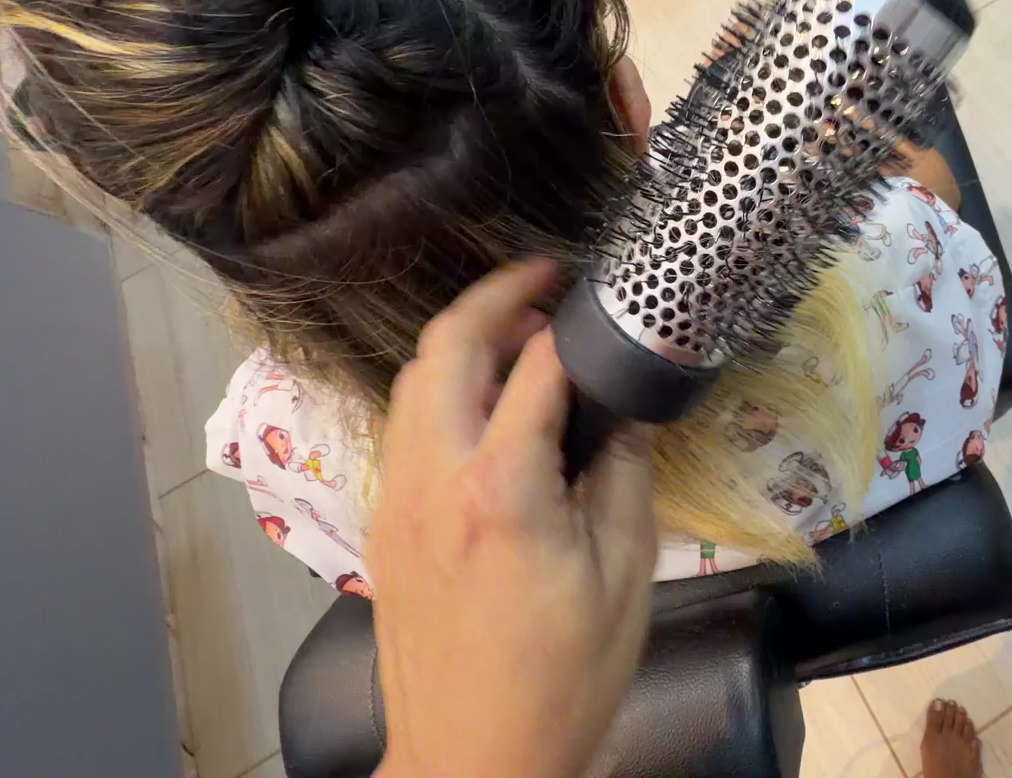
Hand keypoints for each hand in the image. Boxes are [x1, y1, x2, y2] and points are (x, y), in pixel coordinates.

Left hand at [366, 260, 657, 777]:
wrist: (475, 762)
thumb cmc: (565, 674)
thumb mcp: (626, 573)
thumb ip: (624, 474)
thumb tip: (620, 413)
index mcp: (500, 491)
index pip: (534, 372)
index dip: (565, 327)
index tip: (591, 299)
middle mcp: (433, 480)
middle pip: (443, 351)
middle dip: (492, 297)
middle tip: (544, 281)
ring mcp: (397, 501)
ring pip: (414, 381)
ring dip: (465, 340)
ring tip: (521, 331)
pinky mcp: (386, 523)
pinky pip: (408, 422)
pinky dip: (446, 384)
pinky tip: (491, 398)